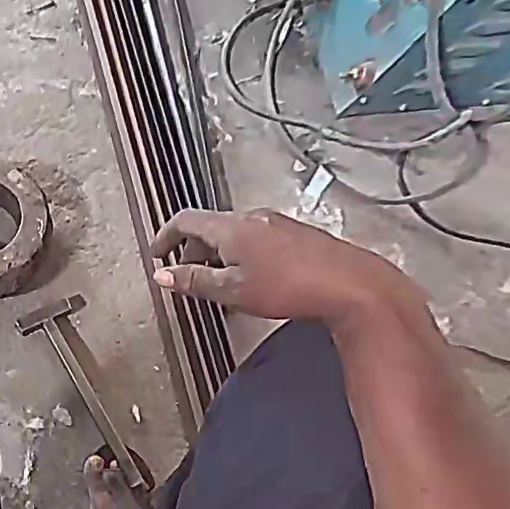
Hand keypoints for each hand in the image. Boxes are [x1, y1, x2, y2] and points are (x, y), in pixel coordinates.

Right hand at [149, 208, 427, 325]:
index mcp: (231, 227)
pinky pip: (256, 240)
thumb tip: (164, 275)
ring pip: (234, 235)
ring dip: (218, 256)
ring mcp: (277, 225)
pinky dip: (241, 256)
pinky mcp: (295, 236)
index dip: (165, 236)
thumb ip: (194, 281)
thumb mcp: (232, 290)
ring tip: (219, 284)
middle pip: (210, 227)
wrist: (352, 286)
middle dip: (192, 251)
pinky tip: (250, 282)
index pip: (185, 220)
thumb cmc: (292, 286)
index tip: (157, 252)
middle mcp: (253, 218)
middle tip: (186, 276)